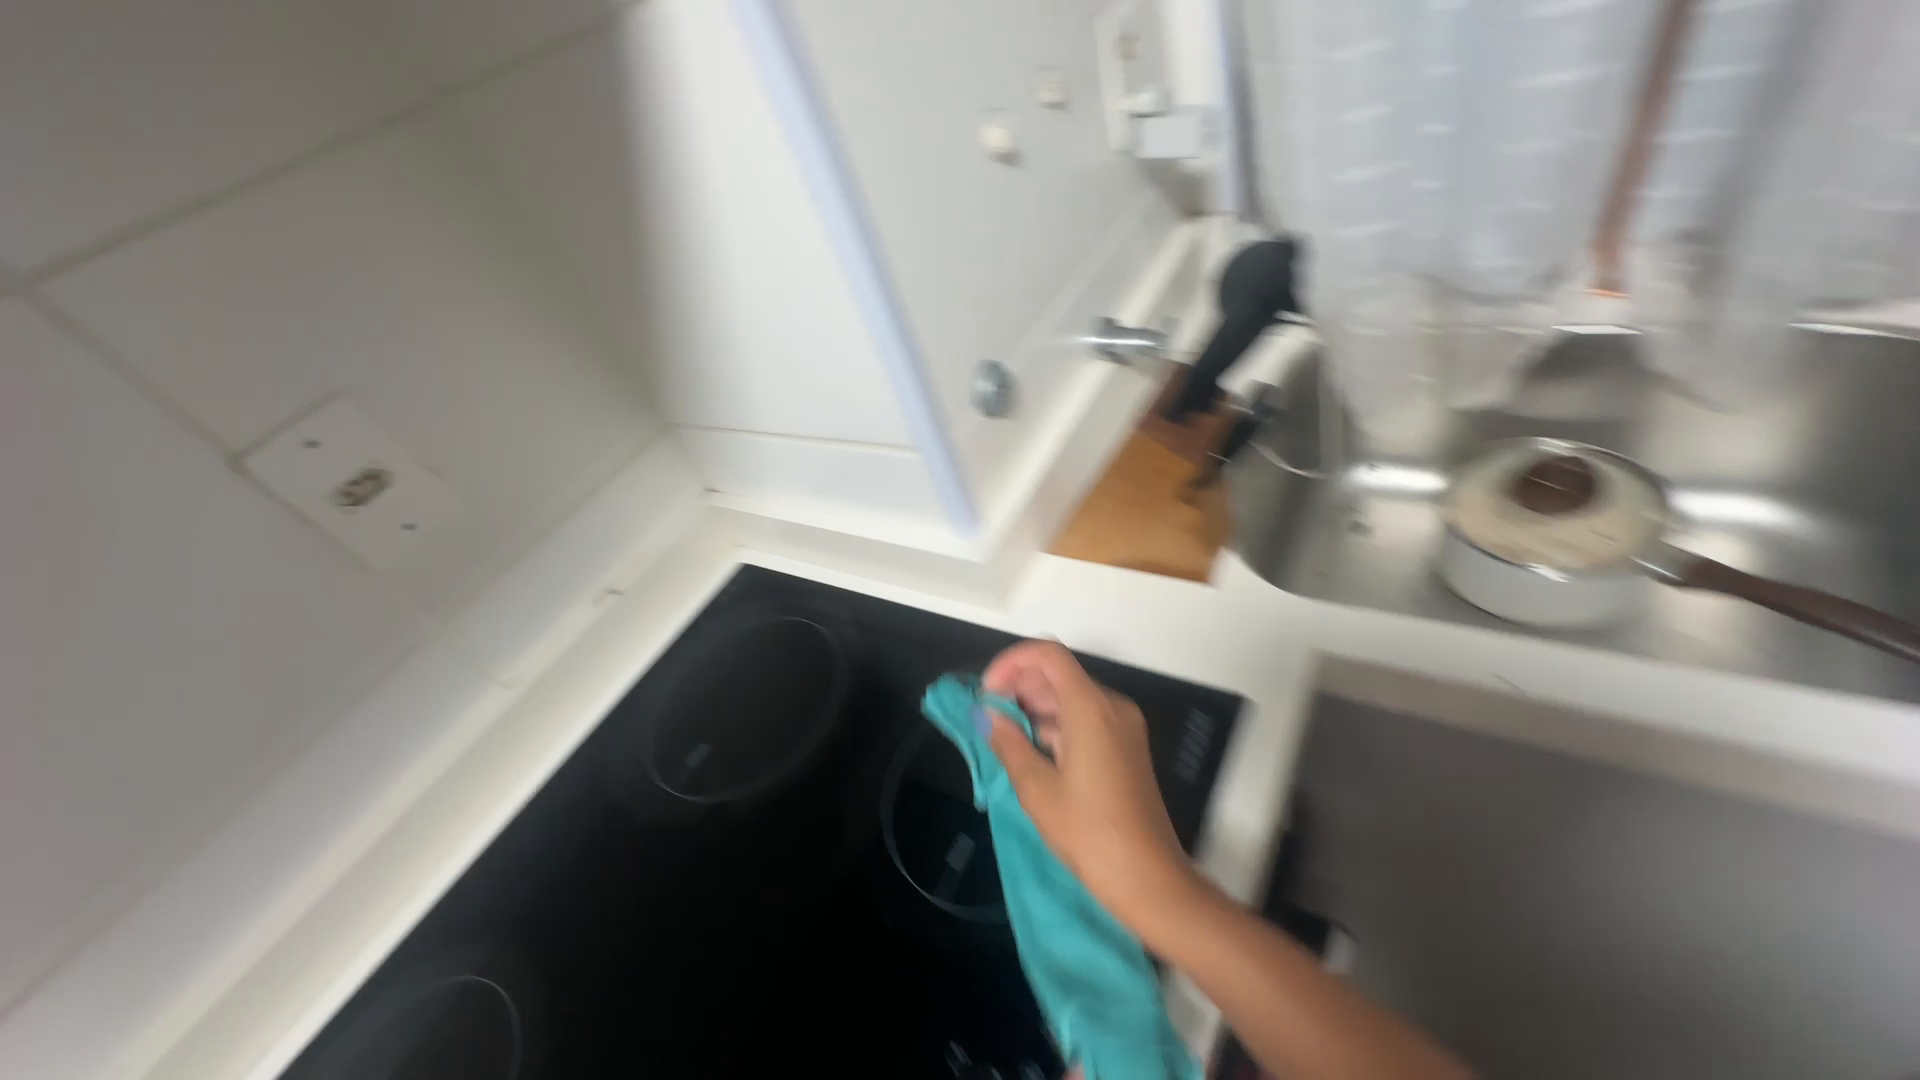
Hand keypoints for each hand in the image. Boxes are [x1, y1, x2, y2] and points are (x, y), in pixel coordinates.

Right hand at [981, 640, 1196, 928]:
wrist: (1147, 877)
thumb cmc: (1089, 832)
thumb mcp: (1037, 789)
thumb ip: (1009, 743)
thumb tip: (989, 716)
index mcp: (1091, 707)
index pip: (1047, 655)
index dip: (1011, 663)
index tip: (986, 693)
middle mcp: (1112, 706)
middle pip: (1059, 674)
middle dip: (1019, 687)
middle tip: (988, 718)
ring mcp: (1123, 726)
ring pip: (1072, 697)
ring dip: (1035, 708)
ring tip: (1005, 738)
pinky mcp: (1126, 747)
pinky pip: (1086, 719)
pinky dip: (1056, 725)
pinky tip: (1033, 753)